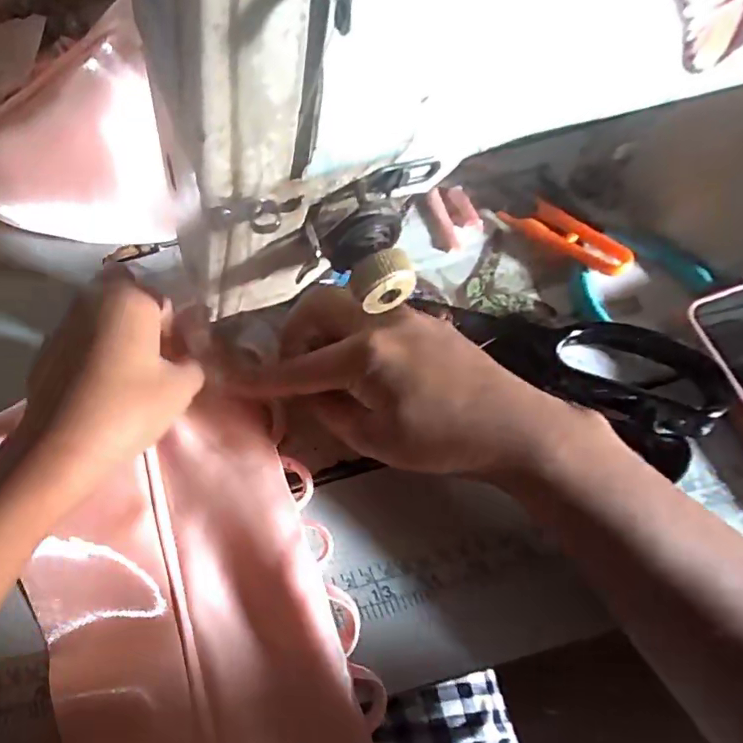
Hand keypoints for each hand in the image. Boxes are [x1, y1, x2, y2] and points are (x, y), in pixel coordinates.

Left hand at [16, 267, 204, 473]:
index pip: (161, 298)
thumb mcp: (181, 389)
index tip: (176, 356)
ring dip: (114, 337)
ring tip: (127, 377)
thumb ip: (192, 364)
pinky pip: (78, 344)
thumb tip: (186, 360)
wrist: (64, 445)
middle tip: (154, 360)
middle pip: (124, 299)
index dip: (172, 326)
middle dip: (140, 322)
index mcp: (128, 297)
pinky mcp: (43, 352)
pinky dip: (91, 356)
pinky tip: (99, 389)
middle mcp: (90, 299)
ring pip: (98, 320)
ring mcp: (62, 325)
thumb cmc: (130, 408)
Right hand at [230, 286, 607, 477]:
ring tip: (328, 366)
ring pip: (346, 301)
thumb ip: (332, 412)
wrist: (513, 424)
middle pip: (317, 304)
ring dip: (323, 326)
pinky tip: (363, 362)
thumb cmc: (443, 441)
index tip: (229, 378)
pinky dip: (351, 328)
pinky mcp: (425, 318)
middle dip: (293, 332)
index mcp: (365, 355)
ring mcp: (406, 314)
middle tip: (294, 367)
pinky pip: (372, 311)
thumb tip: (308, 396)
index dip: (262, 377)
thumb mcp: (376, 440)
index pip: (299, 367)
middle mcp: (380, 320)